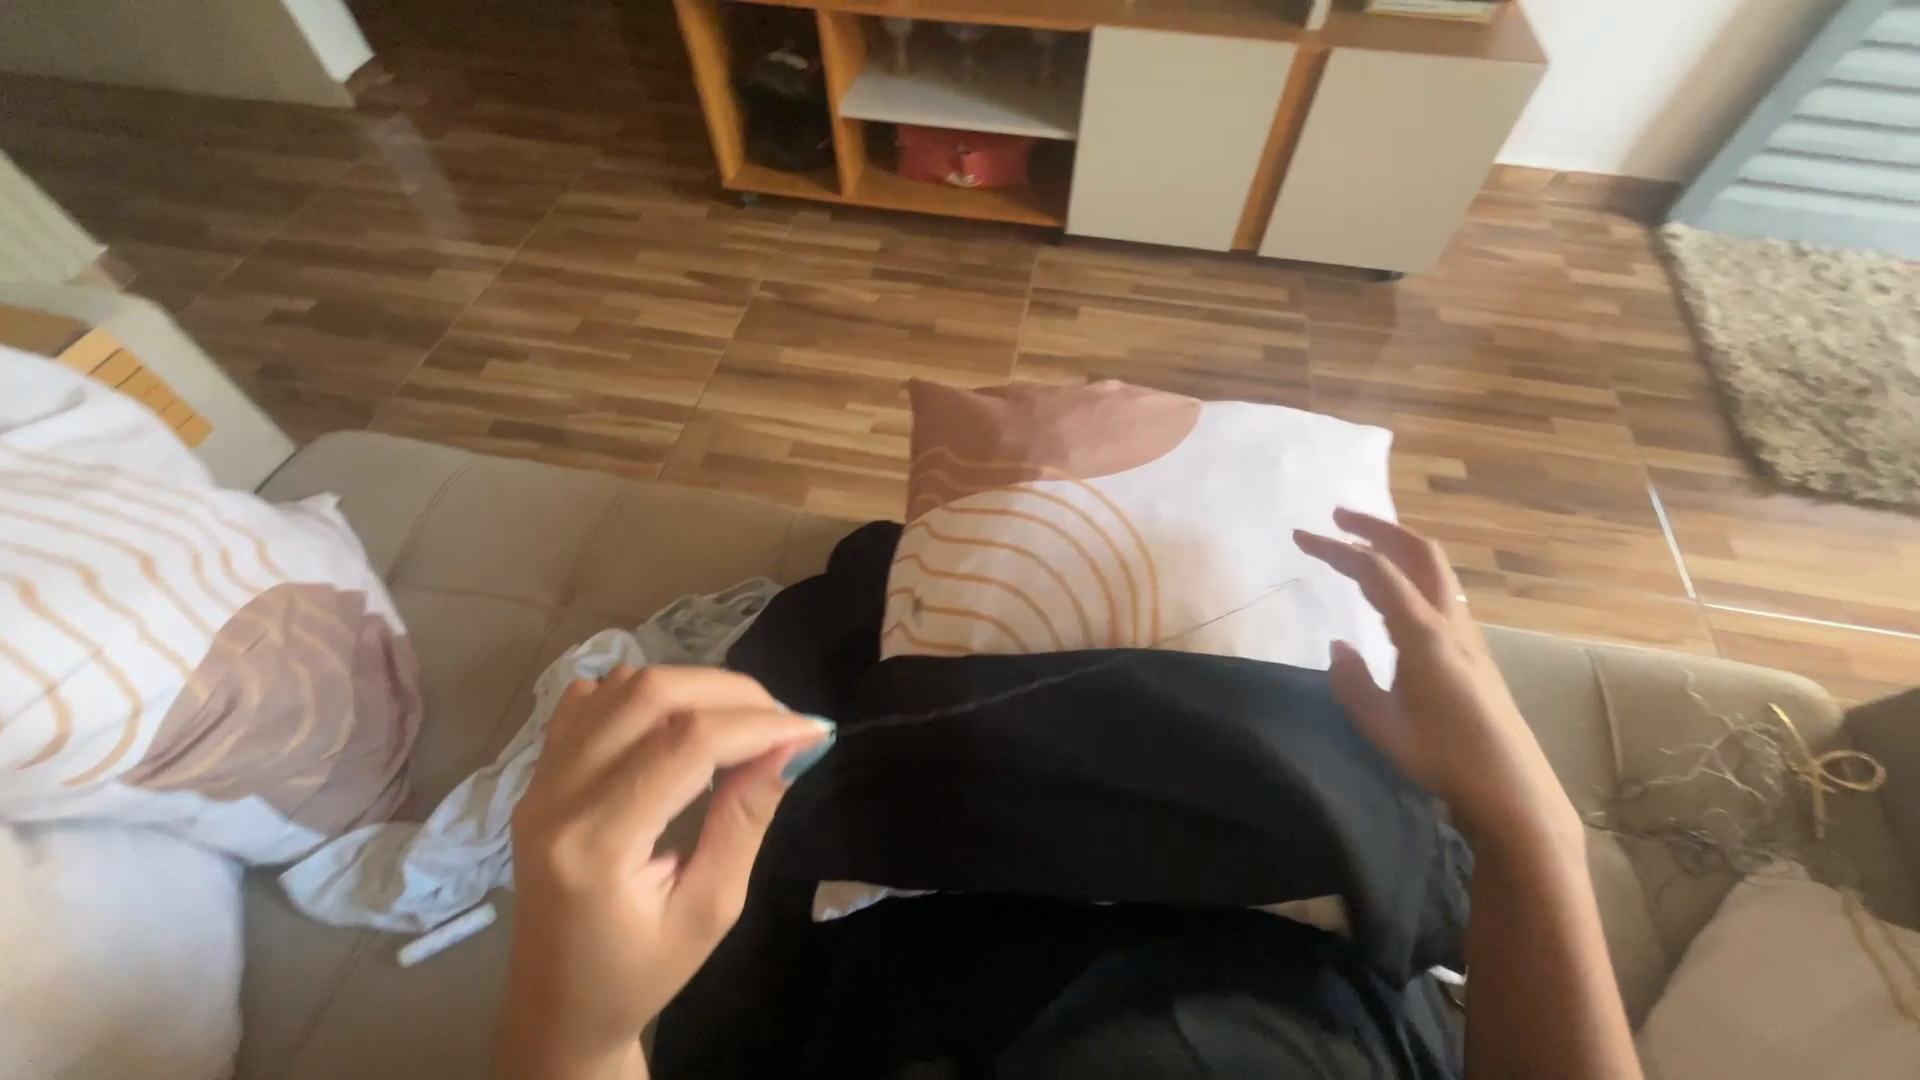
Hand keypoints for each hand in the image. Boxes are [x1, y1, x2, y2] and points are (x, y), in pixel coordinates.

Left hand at [498, 666, 831, 1079]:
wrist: (555, 1009)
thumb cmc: (639, 975)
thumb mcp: (711, 909)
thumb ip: (747, 818)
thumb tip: (795, 744)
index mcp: (596, 844)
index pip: (689, 744)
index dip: (760, 725)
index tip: (813, 730)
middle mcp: (556, 798)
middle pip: (653, 695)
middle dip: (733, 694)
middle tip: (782, 721)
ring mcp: (539, 781)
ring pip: (623, 686)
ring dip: (694, 686)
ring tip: (740, 720)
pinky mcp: (539, 776)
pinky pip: (590, 702)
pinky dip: (643, 692)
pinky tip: (676, 719)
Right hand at [1295, 510, 1577, 844]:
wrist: (1511, 789)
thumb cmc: (1441, 757)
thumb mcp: (1379, 724)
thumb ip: (1351, 680)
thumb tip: (1339, 645)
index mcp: (1423, 634)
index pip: (1375, 572)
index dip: (1335, 549)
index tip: (1300, 538)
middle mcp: (1450, 623)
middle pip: (1418, 552)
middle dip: (1378, 527)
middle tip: (1338, 517)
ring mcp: (1466, 634)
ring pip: (1435, 569)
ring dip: (1398, 547)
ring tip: (1362, 544)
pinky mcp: (1471, 650)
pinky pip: (1439, 591)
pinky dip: (1410, 572)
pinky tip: (1391, 593)